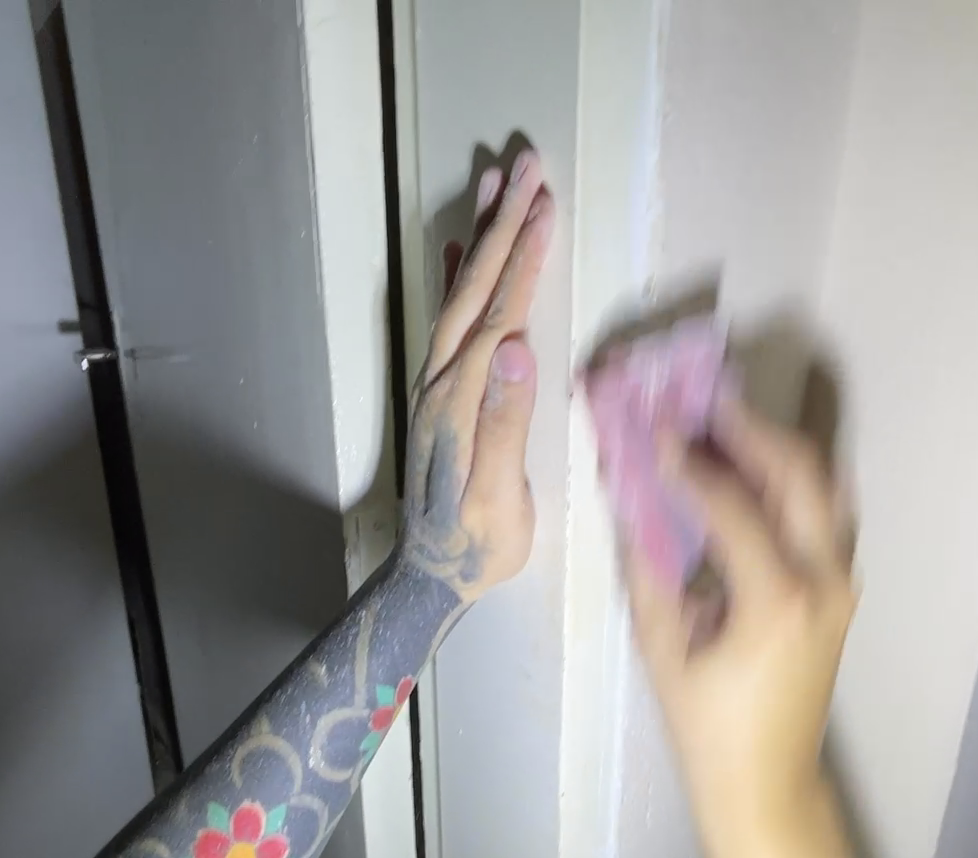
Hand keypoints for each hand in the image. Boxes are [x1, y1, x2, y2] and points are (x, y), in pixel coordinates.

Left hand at [400, 149, 554, 600]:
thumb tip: (518, 351)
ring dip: (479, 241)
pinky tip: (459, 252)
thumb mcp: (498, 498)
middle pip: (473, 293)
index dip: (522, 261)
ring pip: (456, 300)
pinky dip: (453, 281)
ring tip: (496, 188)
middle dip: (501, 229)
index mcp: (460, 403)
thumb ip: (504, 426)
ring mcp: (435, 387)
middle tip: (523, 165)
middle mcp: (441, 384)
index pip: (498, 317)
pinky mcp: (438, 395)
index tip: (544, 205)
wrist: (432, 572)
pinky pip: (444, 326)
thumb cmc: (477, 544)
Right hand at [624, 401, 856, 828]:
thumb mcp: (662, 646)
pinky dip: (792, 481)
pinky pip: (824, 514)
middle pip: (801, 476)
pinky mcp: (842, 591)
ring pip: (824, 489)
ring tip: (730, 423)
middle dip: (753, 431)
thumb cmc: (705, 723)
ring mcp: (844, 584)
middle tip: (707, 403)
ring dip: (779, 449)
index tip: (658, 431)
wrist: (766, 782)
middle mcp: (825, 580)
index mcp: (776, 599)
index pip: (733, 506)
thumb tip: (631, 499)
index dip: (692, 464)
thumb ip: (648, 567)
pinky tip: (755, 468)